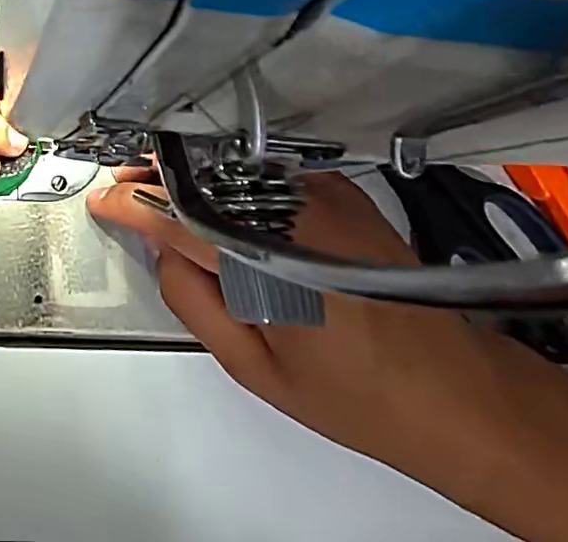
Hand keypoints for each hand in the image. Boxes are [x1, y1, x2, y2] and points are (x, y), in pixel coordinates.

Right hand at [92, 171, 567, 541]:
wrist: (464, 393)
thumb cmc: (360, 396)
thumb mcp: (257, 369)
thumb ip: (196, 304)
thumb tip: (166, 253)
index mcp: (268, 261)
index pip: (179, 216)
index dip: (133, 202)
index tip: (102, 196)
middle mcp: (295, 213)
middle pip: (205, 180)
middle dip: (157, 180)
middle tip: (125, 189)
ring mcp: (323, 193)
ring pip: (236, 172)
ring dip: (195, 180)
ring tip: (168, 198)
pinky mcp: (342, 189)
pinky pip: (269, 177)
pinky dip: (236, 184)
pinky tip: (226, 205)